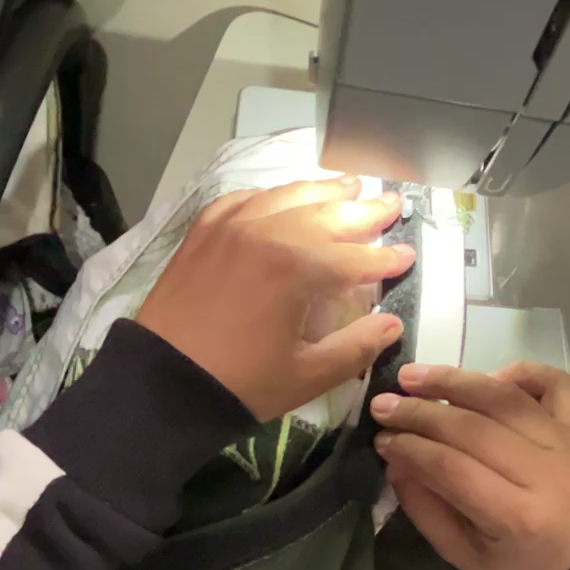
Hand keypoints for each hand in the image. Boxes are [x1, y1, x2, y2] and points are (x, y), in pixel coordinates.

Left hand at [138, 177, 411, 420]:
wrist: (161, 384)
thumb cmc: (240, 384)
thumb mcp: (307, 376)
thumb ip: (356, 348)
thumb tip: (391, 323)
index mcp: (298, 267)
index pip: (356, 256)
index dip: (386, 258)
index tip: (408, 255)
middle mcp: (268, 231)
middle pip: (328, 213)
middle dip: (365, 210)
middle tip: (392, 202)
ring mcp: (232, 225)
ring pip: (288, 195)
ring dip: (323, 191)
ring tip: (350, 185)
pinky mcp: (205, 231)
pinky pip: (247, 198)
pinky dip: (274, 195)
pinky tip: (285, 197)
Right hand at [370, 361, 569, 569]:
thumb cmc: (511, 564)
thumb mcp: (459, 553)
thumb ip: (424, 508)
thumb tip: (394, 459)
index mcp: (518, 517)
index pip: (453, 468)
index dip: (411, 448)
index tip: (380, 439)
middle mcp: (547, 474)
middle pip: (475, 427)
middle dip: (421, 412)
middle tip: (383, 405)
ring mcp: (567, 445)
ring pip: (506, 398)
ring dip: (456, 381)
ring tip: (414, 377)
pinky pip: (555, 383)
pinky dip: (523, 371)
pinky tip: (489, 376)